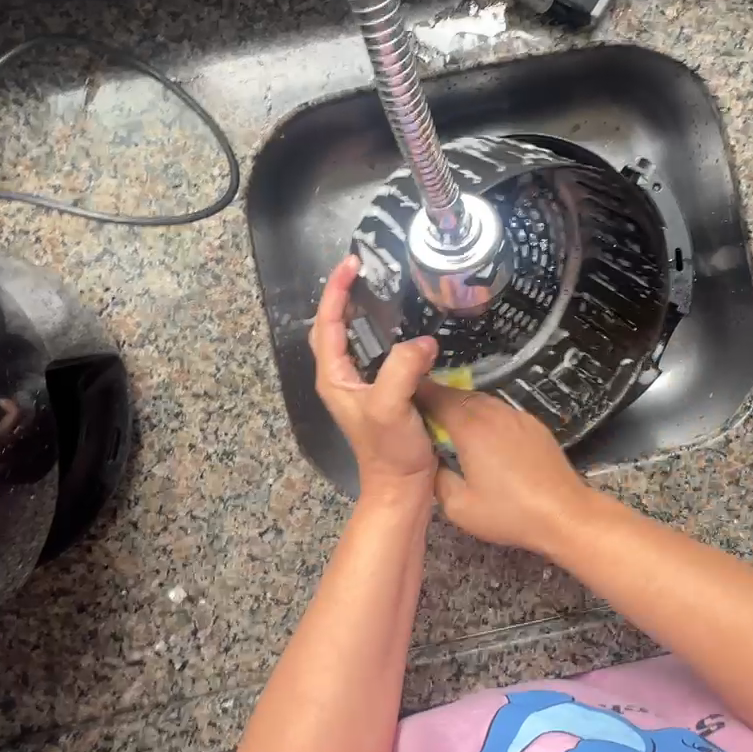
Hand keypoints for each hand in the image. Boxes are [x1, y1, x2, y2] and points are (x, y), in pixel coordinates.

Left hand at [312, 256, 440, 504]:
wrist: (402, 488)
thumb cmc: (389, 452)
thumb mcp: (390, 406)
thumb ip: (402, 368)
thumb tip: (424, 341)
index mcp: (334, 377)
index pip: (328, 323)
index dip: (337, 291)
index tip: (353, 263)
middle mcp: (343, 378)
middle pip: (335, 327)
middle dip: (345, 296)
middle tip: (365, 270)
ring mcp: (363, 386)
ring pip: (357, 338)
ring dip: (365, 312)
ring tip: (384, 288)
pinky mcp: (384, 392)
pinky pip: (381, 352)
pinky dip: (388, 332)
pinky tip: (408, 326)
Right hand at [416, 384, 594, 554]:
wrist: (564, 513)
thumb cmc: (510, 513)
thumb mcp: (460, 507)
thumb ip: (437, 478)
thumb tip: (428, 462)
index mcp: (470, 428)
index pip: (436, 396)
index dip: (417, 393)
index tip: (403, 398)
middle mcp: (492, 413)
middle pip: (458, 394)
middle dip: (437, 398)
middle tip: (421, 412)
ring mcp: (515, 415)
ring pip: (480, 400)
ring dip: (461, 406)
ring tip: (448, 424)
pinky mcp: (532, 423)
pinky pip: (499, 410)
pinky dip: (483, 414)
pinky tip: (482, 435)